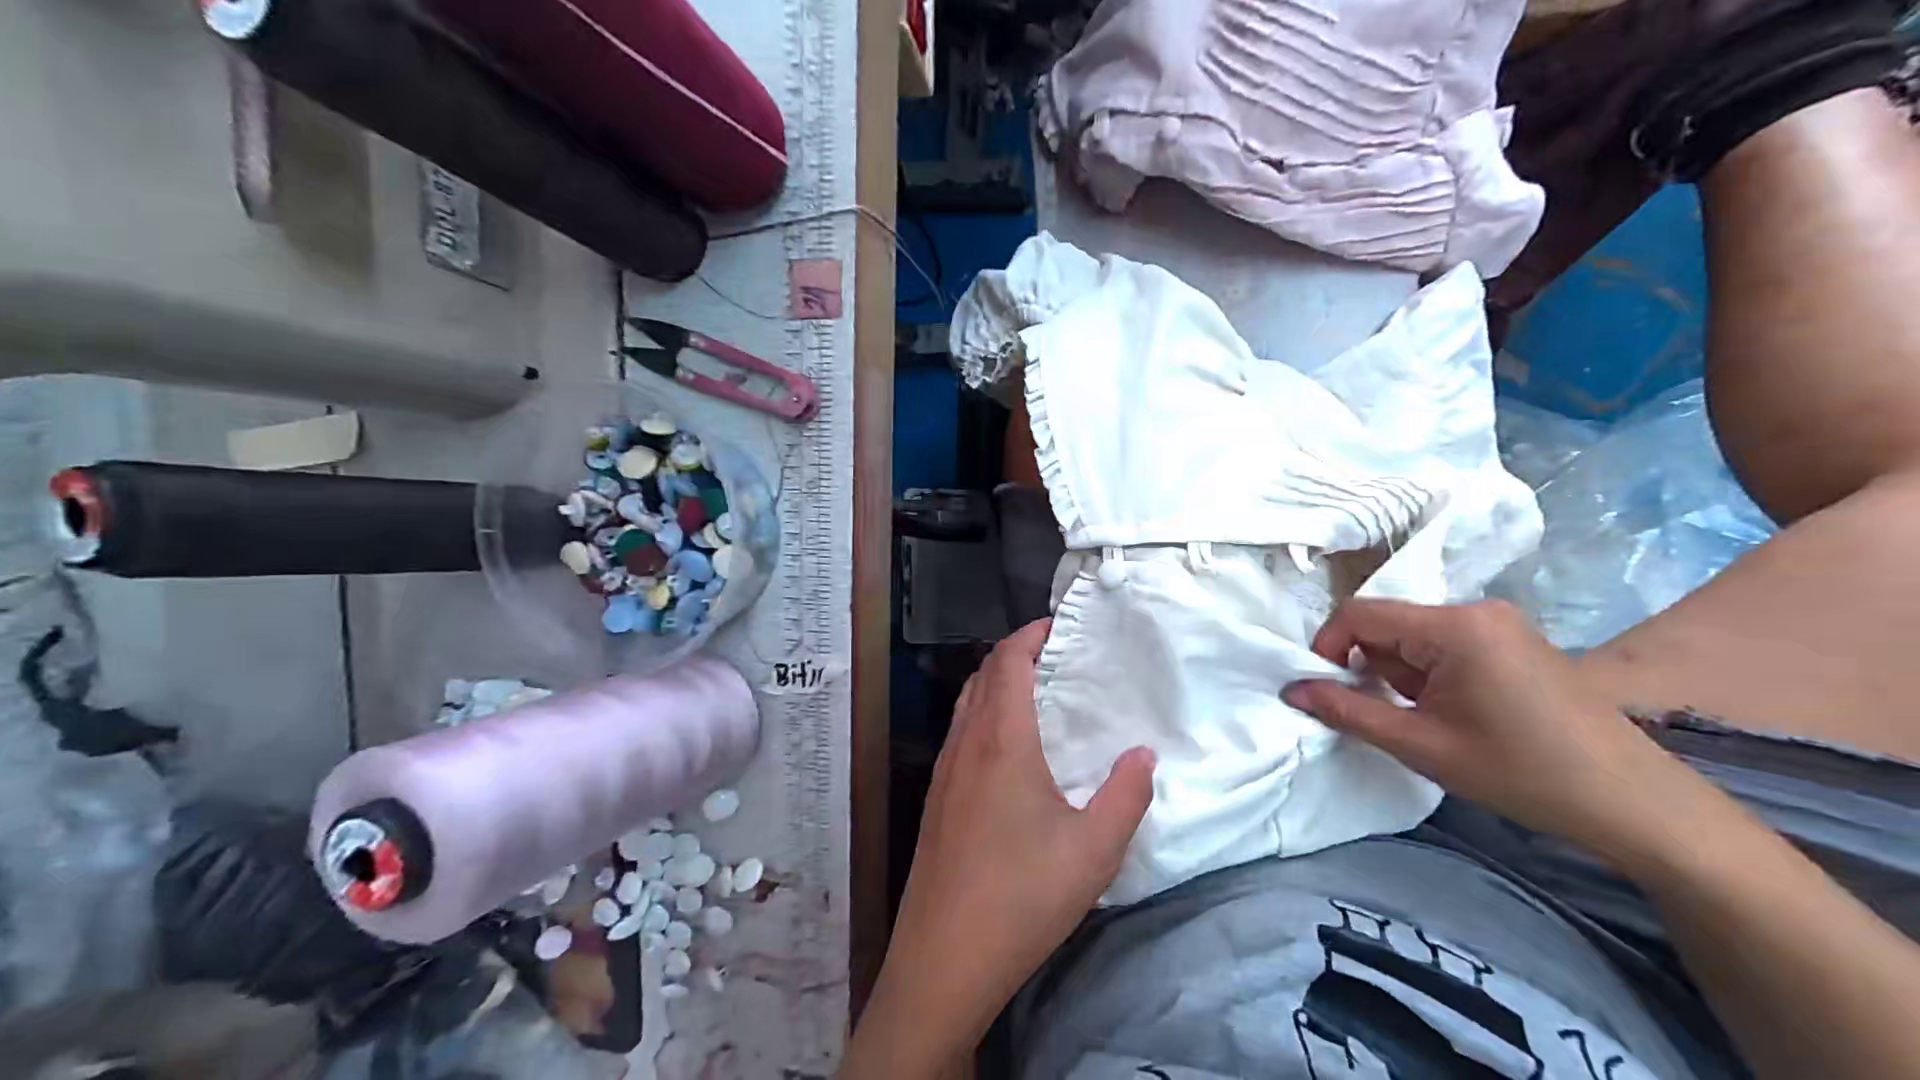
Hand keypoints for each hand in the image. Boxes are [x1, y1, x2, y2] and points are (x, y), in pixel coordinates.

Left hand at [843, 619, 1154, 1077]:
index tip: (1060, 626)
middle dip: (1016, 652)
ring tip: (1037, 693)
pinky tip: (1008, 749)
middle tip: (1057, 655)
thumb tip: (1143, 753)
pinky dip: (983, 714)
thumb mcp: (1094, 850)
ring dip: (996, 683)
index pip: (1008, 661)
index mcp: (1001, 740)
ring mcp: (943, 770)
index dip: (1031, 634)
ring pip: (967, 702)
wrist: (944, 958)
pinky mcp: (935, 798)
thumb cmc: (1022, 896)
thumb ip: (1127, 795)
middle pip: (983, 674)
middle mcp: (965, 743)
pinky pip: (959, 732)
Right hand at [1282, 599, 1709, 865]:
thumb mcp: (1422, 746)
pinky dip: (1428, 674)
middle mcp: (1477, 610)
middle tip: (1385, 715)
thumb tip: (1291, 689)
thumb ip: (1348, 711)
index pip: (1360, 613)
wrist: (1637, 805)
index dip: (1328, 646)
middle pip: (1388, 624)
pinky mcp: (1514, 642)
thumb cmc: (1523, 773)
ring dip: (1400, 674)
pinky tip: (1452, 714)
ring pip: (1413, 637)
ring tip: (1426, 721)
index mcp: (1455, 626)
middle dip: (1369, 666)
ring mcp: (1501, 624)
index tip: (1324, 689)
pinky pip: (1445, 645)